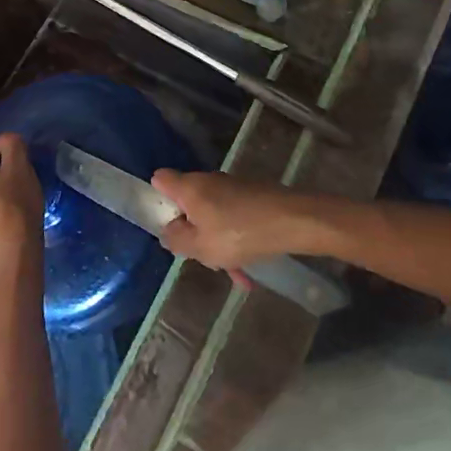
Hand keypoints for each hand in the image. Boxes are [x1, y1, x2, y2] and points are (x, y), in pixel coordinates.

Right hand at [154, 170, 316, 271]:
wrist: (293, 220)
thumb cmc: (239, 233)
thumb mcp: (200, 246)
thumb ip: (176, 240)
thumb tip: (169, 232)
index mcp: (190, 188)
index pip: (160, 180)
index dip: (156, 200)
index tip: (167, 227)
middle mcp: (209, 181)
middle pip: (188, 203)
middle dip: (191, 231)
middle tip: (200, 256)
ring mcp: (233, 188)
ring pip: (213, 216)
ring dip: (216, 242)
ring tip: (231, 270)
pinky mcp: (253, 196)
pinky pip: (234, 219)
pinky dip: (236, 241)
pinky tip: (248, 271)